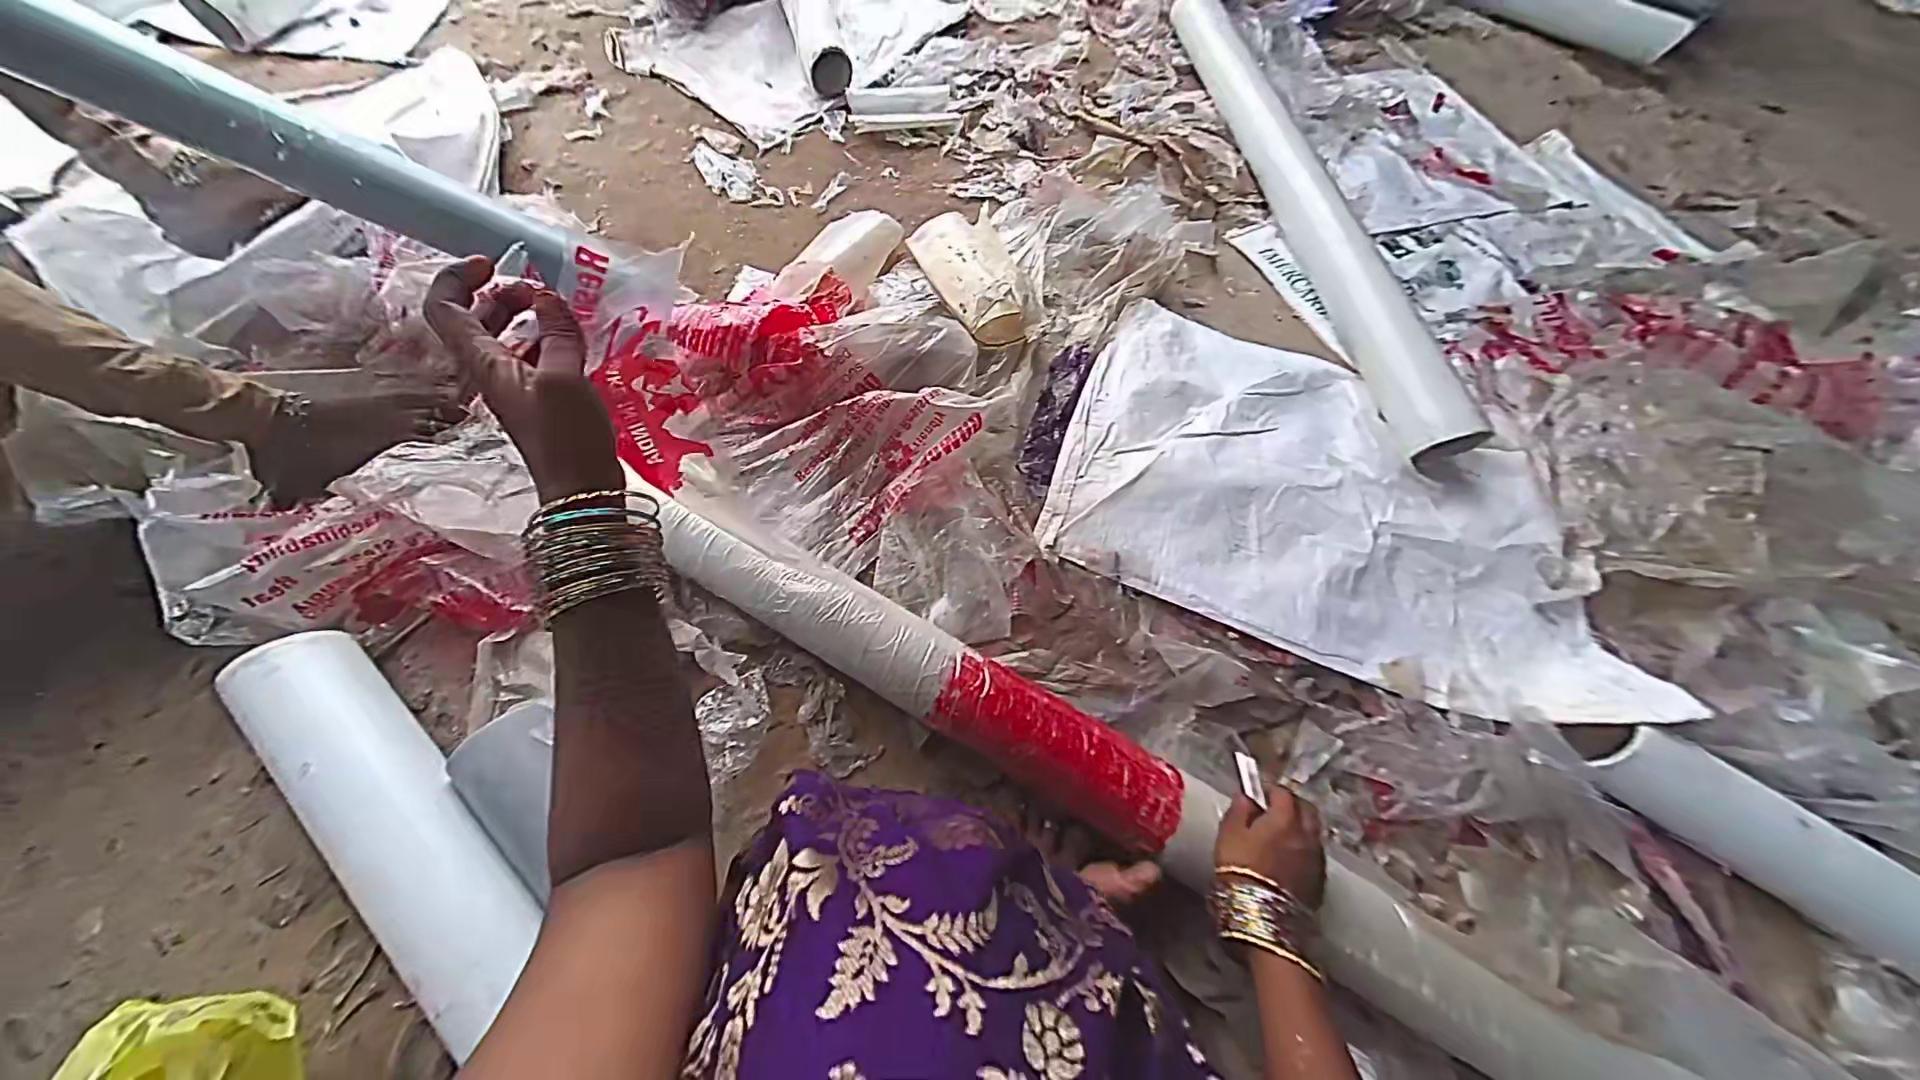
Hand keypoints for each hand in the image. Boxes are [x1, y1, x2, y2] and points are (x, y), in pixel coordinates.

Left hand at [424, 256, 622, 500]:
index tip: (491, 263)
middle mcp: (492, 373)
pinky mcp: (539, 402)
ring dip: (525, 318)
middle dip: (501, 296)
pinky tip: (571, 343)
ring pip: (506, 340)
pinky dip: (545, 342)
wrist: (580, 488)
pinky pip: (531, 360)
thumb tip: (548, 297)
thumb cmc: (567, 435)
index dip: (459, 278)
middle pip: (477, 321)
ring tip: (557, 311)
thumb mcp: (564, 378)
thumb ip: (556, 334)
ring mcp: (516, 389)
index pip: (446, 309)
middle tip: (537, 290)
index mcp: (485, 363)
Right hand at [1214, 784, 1325, 908]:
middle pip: (1307, 809)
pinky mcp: (1320, 881)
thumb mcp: (1230, 833)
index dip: (1270, 789)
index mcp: (1285, 818)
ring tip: (1281, 834)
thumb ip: (1239, 810)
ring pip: (1314, 832)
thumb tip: (1246, 796)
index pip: (1283, 793)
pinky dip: (1303, 848)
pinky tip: (1288, 857)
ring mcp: (1317, 859)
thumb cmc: (1241, 867)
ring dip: (1300, 827)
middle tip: (1274, 808)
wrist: (1263, 915)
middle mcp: (1308, 835)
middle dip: (1293, 804)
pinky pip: (1314, 854)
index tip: (1258, 792)